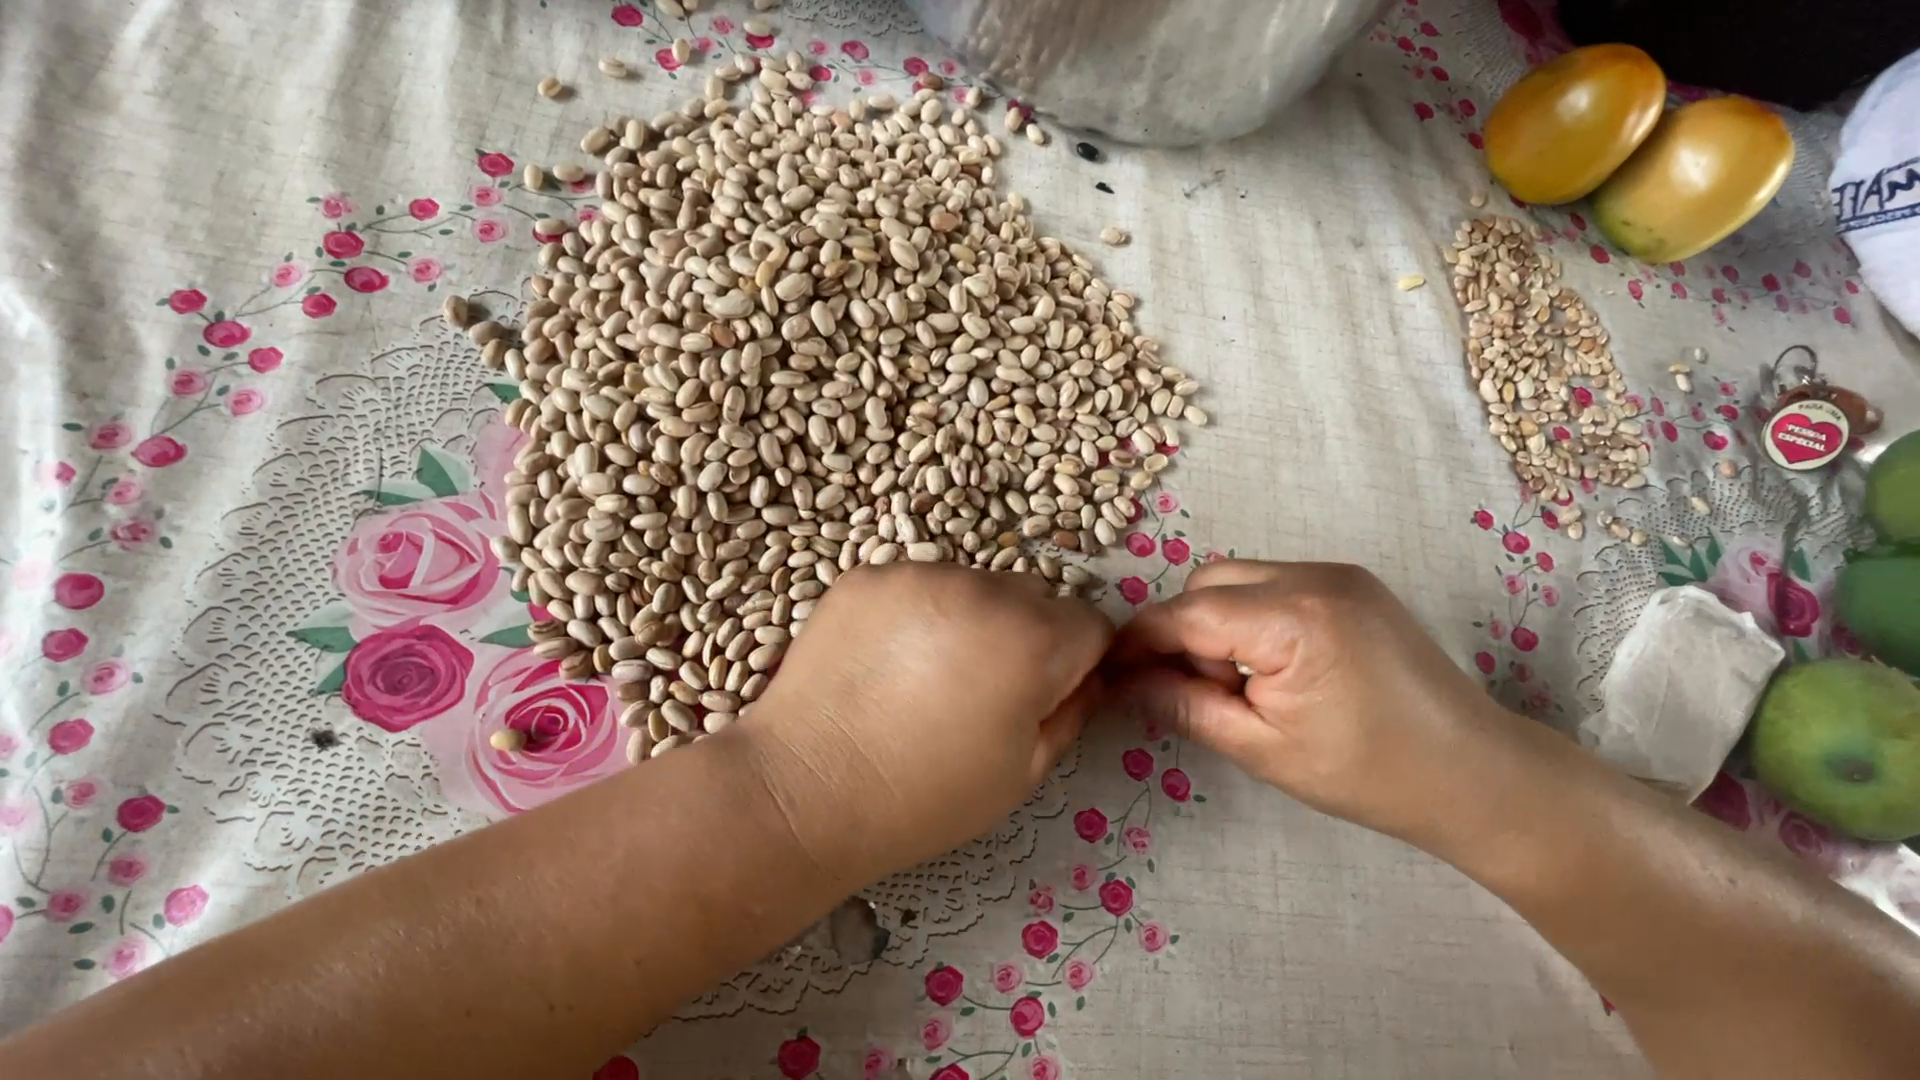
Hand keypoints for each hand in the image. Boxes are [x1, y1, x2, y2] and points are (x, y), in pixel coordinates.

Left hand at [740, 563, 1112, 883]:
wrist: (802, 792)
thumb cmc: (923, 799)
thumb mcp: (1023, 774)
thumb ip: (1072, 713)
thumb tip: (1088, 678)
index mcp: (1031, 640)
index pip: (1090, 626)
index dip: (1074, 665)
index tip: (1041, 697)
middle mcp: (981, 588)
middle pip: (1034, 599)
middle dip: (1025, 637)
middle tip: (980, 691)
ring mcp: (917, 574)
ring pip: (974, 587)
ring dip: (970, 620)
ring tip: (926, 677)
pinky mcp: (868, 575)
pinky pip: (919, 585)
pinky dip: (918, 614)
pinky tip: (887, 662)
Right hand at [1109, 560, 1516, 842]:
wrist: (1476, 773)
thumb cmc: (1368, 774)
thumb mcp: (1261, 750)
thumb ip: (1184, 706)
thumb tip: (1125, 681)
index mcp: (1293, 620)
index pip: (1187, 613)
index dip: (1141, 640)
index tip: (1111, 670)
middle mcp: (1312, 576)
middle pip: (1207, 583)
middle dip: (1184, 631)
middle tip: (1198, 689)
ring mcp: (1336, 572)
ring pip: (1237, 578)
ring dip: (1217, 622)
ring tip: (1241, 682)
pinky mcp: (1350, 581)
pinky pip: (1271, 583)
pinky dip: (1251, 616)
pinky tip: (1272, 665)